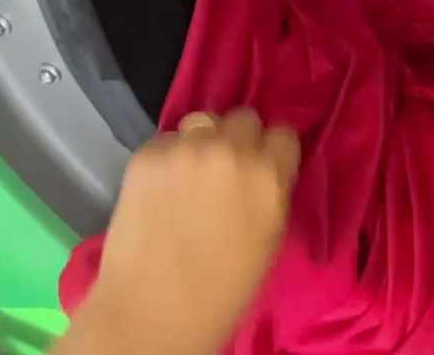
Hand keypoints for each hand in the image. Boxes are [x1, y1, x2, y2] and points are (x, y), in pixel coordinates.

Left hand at [63, 109, 301, 354]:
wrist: (150, 316)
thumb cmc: (221, 292)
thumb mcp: (268, 240)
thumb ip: (271, 192)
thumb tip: (266, 168)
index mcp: (269, 176)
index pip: (284, 132)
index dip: (272, 149)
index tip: (262, 163)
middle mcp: (231, 150)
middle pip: (244, 117)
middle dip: (237, 138)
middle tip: (224, 168)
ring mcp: (187, 148)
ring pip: (202, 121)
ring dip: (200, 141)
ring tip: (188, 175)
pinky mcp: (149, 153)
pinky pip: (165, 141)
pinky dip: (165, 160)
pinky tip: (159, 190)